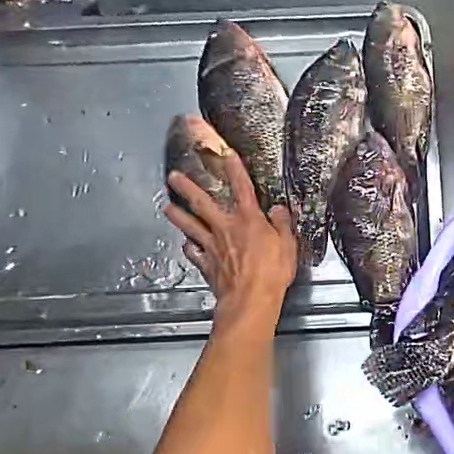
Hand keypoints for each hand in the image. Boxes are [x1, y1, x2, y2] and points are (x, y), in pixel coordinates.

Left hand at [165, 152, 295, 333]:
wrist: (250, 300)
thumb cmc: (272, 273)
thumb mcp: (287, 245)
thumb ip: (281, 225)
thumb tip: (278, 209)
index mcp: (249, 220)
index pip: (242, 188)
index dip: (234, 169)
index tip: (226, 153)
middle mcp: (226, 228)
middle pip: (202, 203)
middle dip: (187, 188)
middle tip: (174, 177)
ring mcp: (213, 246)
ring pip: (191, 226)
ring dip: (178, 216)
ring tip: (167, 207)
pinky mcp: (207, 265)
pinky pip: (195, 253)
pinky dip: (189, 248)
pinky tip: (185, 246)